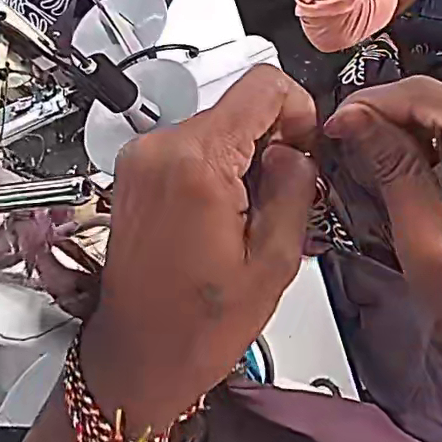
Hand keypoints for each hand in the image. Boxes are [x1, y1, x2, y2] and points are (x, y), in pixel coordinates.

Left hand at [79, 65, 319, 430]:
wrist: (136, 355)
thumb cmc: (193, 326)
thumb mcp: (273, 262)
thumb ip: (295, 189)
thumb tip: (296, 153)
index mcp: (196, 165)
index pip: (263, 86)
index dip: (298, 110)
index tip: (304, 147)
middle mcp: (160, 150)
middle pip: (241, 104)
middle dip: (273, 142)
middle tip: (281, 194)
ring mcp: (142, 158)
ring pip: (220, 124)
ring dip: (247, 158)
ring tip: (249, 214)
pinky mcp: (137, 170)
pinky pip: (195, 144)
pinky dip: (220, 166)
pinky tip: (226, 213)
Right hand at [324, 76, 441, 372]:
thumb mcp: (427, 241)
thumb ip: (393, 168)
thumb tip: (357, 116)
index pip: (433, 99)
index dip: (375, 104)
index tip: (337, 122)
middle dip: (388, 116)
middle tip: (348, 140)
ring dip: (408, 129)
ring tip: (379, 162)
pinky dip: (431, 139)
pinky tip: (415, 167)